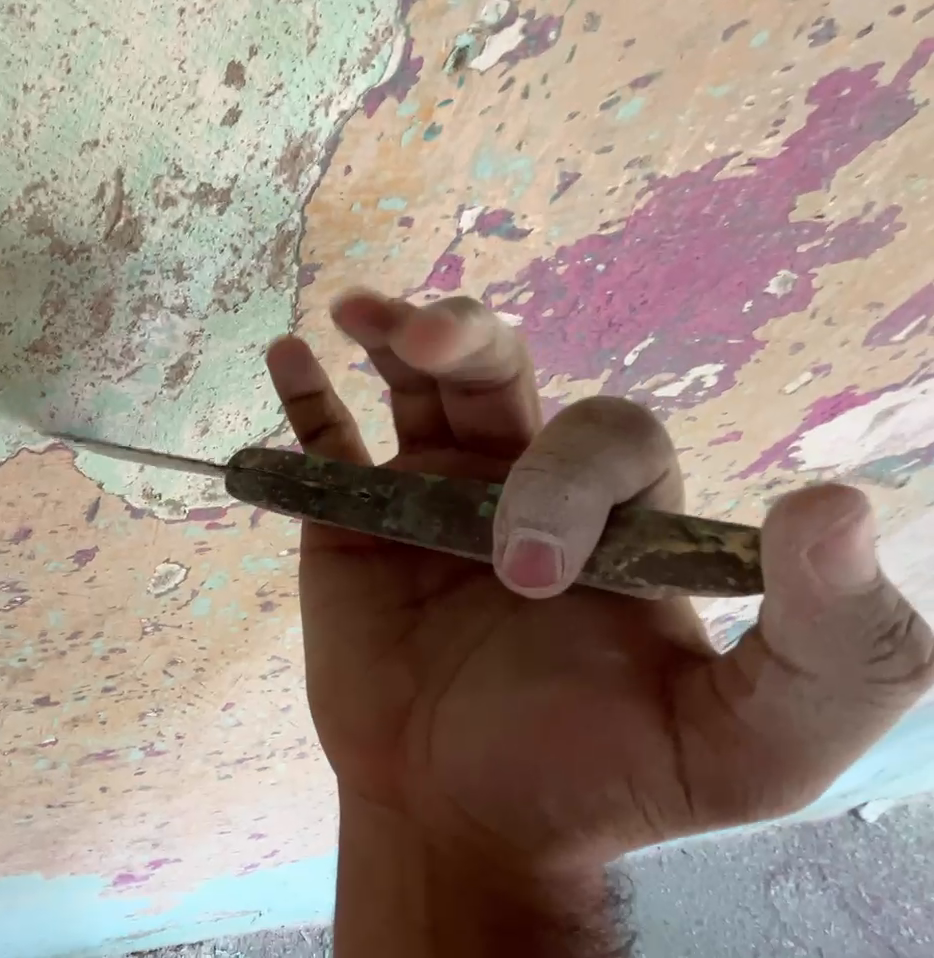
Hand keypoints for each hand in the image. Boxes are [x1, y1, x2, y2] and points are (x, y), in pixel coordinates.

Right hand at [271, 289, 933, 879]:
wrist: (458, 815)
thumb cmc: (594, 780)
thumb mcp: (750, 744)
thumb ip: (837, 648)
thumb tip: (835, 503)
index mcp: (613, 518)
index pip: (599, 440)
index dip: (562, 481)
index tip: (522, 573)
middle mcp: (515, 487)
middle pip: (497, 377)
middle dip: (465, 339)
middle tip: (424, 335)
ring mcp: (421, 497)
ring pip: (412, 390)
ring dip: (390, 337)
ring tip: (362, 312)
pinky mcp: (345, 522)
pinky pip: (322, 445)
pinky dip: (304, 397)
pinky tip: (290, 354)